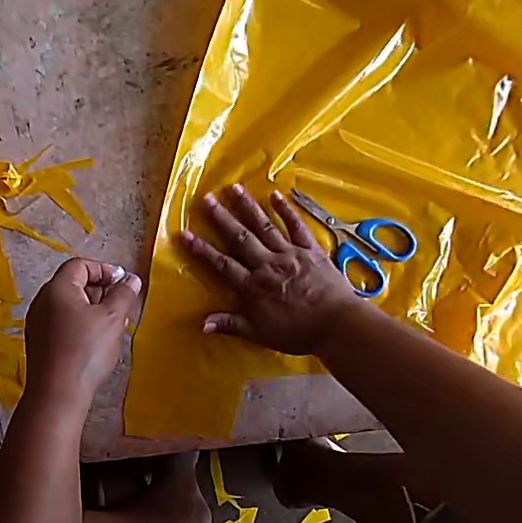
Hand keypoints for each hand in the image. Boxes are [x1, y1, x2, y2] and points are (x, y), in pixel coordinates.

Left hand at [23, 258, 143, 408]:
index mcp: (58, 289)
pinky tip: (96, 342)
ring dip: (93, 309)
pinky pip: (63, 323)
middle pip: (74, 284)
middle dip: (101, 291)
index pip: (80, 265)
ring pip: (69, 305)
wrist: (59, 391)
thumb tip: (131, 280)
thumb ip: (123, 294)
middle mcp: (43, 301)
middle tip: (121, 305)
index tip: (123, 283)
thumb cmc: (85, 350)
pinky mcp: (40, 342)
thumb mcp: (112, 318)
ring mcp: (38, 323)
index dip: (104, 270)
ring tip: (112, 326)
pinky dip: (81, 324)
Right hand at [177, 184, 364, 355]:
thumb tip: (202, 324)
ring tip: (233, 188)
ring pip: (264, 226)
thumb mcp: (261, 334)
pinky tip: (276, 195)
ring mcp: (290, 254)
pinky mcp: (311, 250)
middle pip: (240, 238)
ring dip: (248, 206)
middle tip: (206, 198)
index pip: (222, 265)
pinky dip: (286, 210)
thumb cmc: (299, 333)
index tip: (184, 234)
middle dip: (221, 218)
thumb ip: (232, 325)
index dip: (202, 250)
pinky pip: (297, 226)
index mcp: (254, 287)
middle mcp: (268, 265)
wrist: (337, 324)